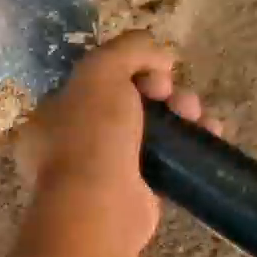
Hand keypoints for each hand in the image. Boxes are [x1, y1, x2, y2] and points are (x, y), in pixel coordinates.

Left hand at [13, 32, 224, 252]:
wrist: (100, 206)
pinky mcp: (131, 190)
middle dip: (161, 90)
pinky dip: (189, 140)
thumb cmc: (89, 137)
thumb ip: (125, 49)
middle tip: (173, 96)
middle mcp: (68, 146)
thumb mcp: (99, 72)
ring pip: (150, 127)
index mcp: (47, 120)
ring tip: (193, 115)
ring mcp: (99, 170)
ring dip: (181, 111)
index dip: (126, 69)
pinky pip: (165, 155)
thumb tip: (157, 59)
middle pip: (125, 102)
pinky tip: (209, 131)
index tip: (150, 71)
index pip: (90, 84)